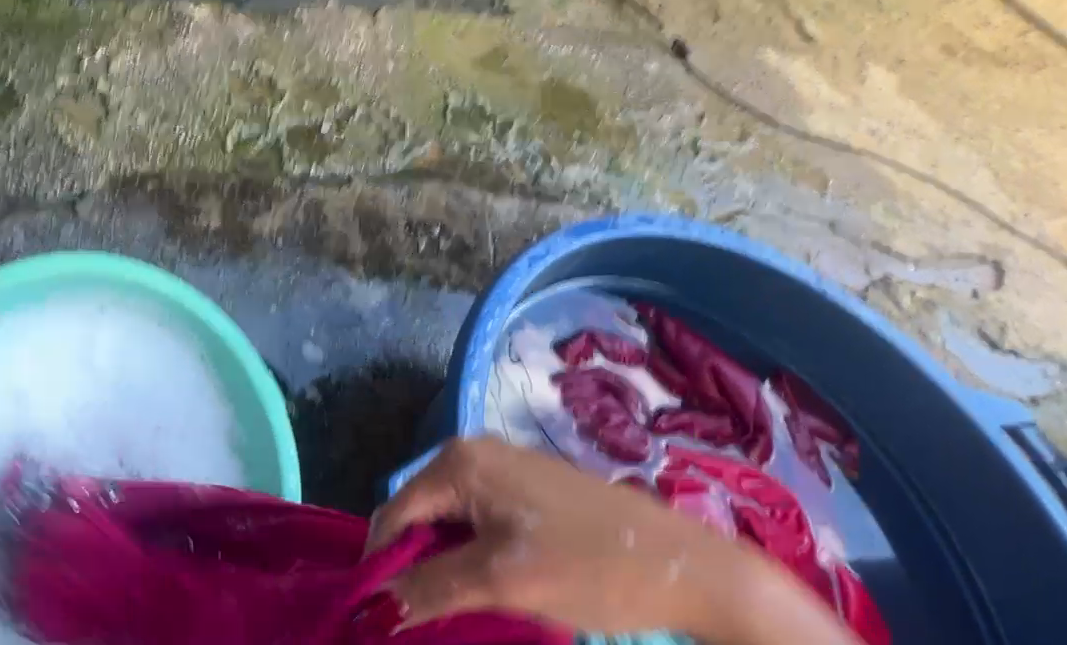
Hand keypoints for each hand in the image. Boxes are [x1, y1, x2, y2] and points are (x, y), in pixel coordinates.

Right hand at [367, 439, 789, 640]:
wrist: (690, 568)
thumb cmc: (591, 567)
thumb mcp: (503, 583)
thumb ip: (431, 588)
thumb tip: (375, 610)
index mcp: (458, 461)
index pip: (395, 512)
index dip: (383, 565)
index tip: (383, 615)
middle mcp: (472, 451)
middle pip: (420, 513)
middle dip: (416, 563)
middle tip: (429, 615)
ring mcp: (503, 465)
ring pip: (450, 518)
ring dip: (445, 562)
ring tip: (462, 605)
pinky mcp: (529, 485)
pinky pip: (478, 517)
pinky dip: (473, 552)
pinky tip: (493, 584)